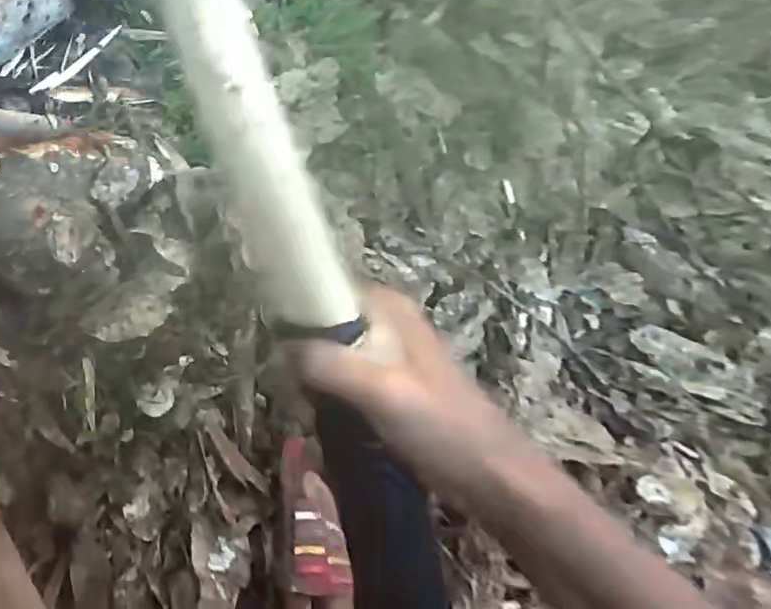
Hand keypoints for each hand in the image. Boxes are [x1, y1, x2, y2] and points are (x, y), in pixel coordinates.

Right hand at [283, 286, 539, 510]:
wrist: (501, 484)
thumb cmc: (443, 427)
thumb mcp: (377, 389)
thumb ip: (323, 361)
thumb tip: (277, 347)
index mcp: (382, 303)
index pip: (316, 285)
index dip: (288, 306)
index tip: (269, 338)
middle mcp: (382, 316)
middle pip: (317, 318)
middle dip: (298, 349)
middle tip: (293, 382)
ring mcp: (386, 349)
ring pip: (325, 347)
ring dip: (309, 373)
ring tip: (305, 402)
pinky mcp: (387, 380)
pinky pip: (338, 371)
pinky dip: (325, 388)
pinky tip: (321, 412)